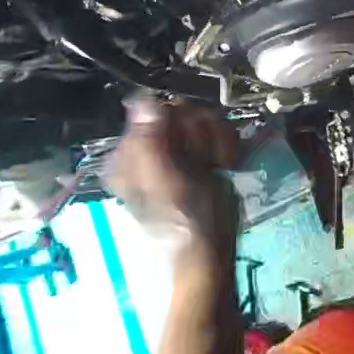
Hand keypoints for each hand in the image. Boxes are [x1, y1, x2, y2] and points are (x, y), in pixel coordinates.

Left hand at [108, 95, 239, 267]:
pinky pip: (215, 132)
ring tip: (217, 169)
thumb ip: (152, 142)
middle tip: (208, 165)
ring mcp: (174, 151)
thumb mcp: (168, 184)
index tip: (193, 151)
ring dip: (217, 143)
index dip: (183, 126)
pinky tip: (222, 168)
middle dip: (203, 136)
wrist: (211, 252)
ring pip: (204, 120)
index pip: (161, 108)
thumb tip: (144, 101)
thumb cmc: (189, 222)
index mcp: (129, 153)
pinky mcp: (195, 156)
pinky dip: (224, 148)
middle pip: (185, 112)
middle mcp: (148, 147)